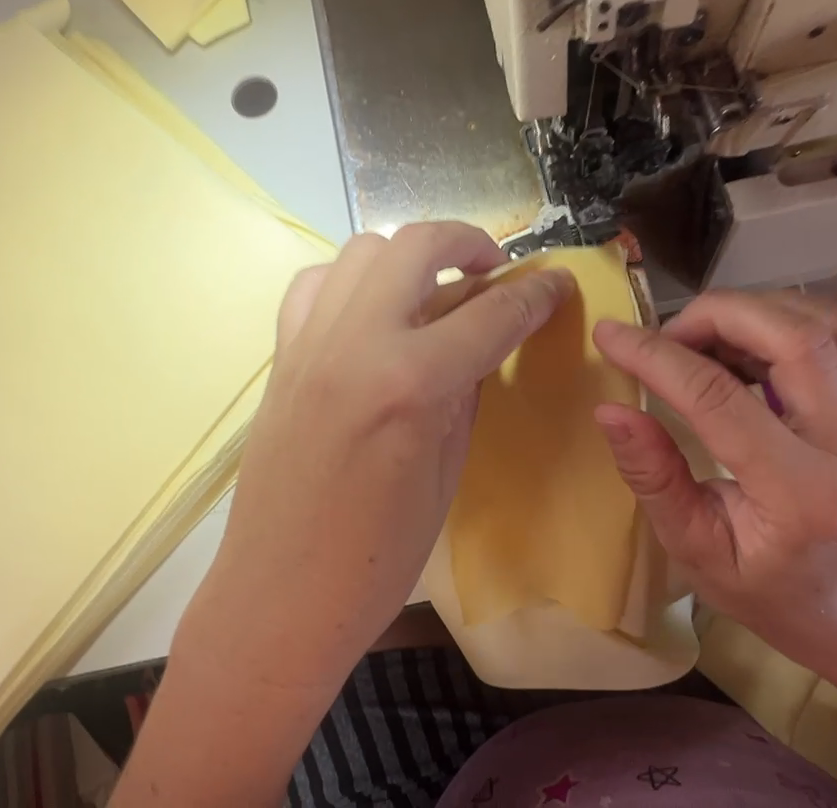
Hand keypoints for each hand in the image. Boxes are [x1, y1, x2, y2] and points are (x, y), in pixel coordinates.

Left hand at [181, 222, 573, 682]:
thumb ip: (465, 392)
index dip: (536, 293)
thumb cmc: (377, 560)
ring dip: (409, 255)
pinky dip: (352, 281)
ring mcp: (310, 343)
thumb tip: (483, 340)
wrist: (279, 596)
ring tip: (433, 287)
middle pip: (418, 244)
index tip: (558, 282)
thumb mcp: (446, 475)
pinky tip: (372, 312)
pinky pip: (316, 285)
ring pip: (362, 249)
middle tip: (494, 268)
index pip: (492, 313)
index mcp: (411, 384)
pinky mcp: (281, 355)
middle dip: (469, 241)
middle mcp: (356, 344)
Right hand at [591, 290, 836, 658]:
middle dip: (717, 316)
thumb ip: (652, 477)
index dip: (657, 358)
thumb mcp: (691, 546)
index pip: (720, 399)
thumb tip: (611, 410)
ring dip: (754, 311)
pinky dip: (787, 317)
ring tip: (706, 337)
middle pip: (793, 339)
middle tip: (668, 334)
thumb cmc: (757, 583)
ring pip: (826, 323)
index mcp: (799, 494)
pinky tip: (746, 340)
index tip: (610, 336)